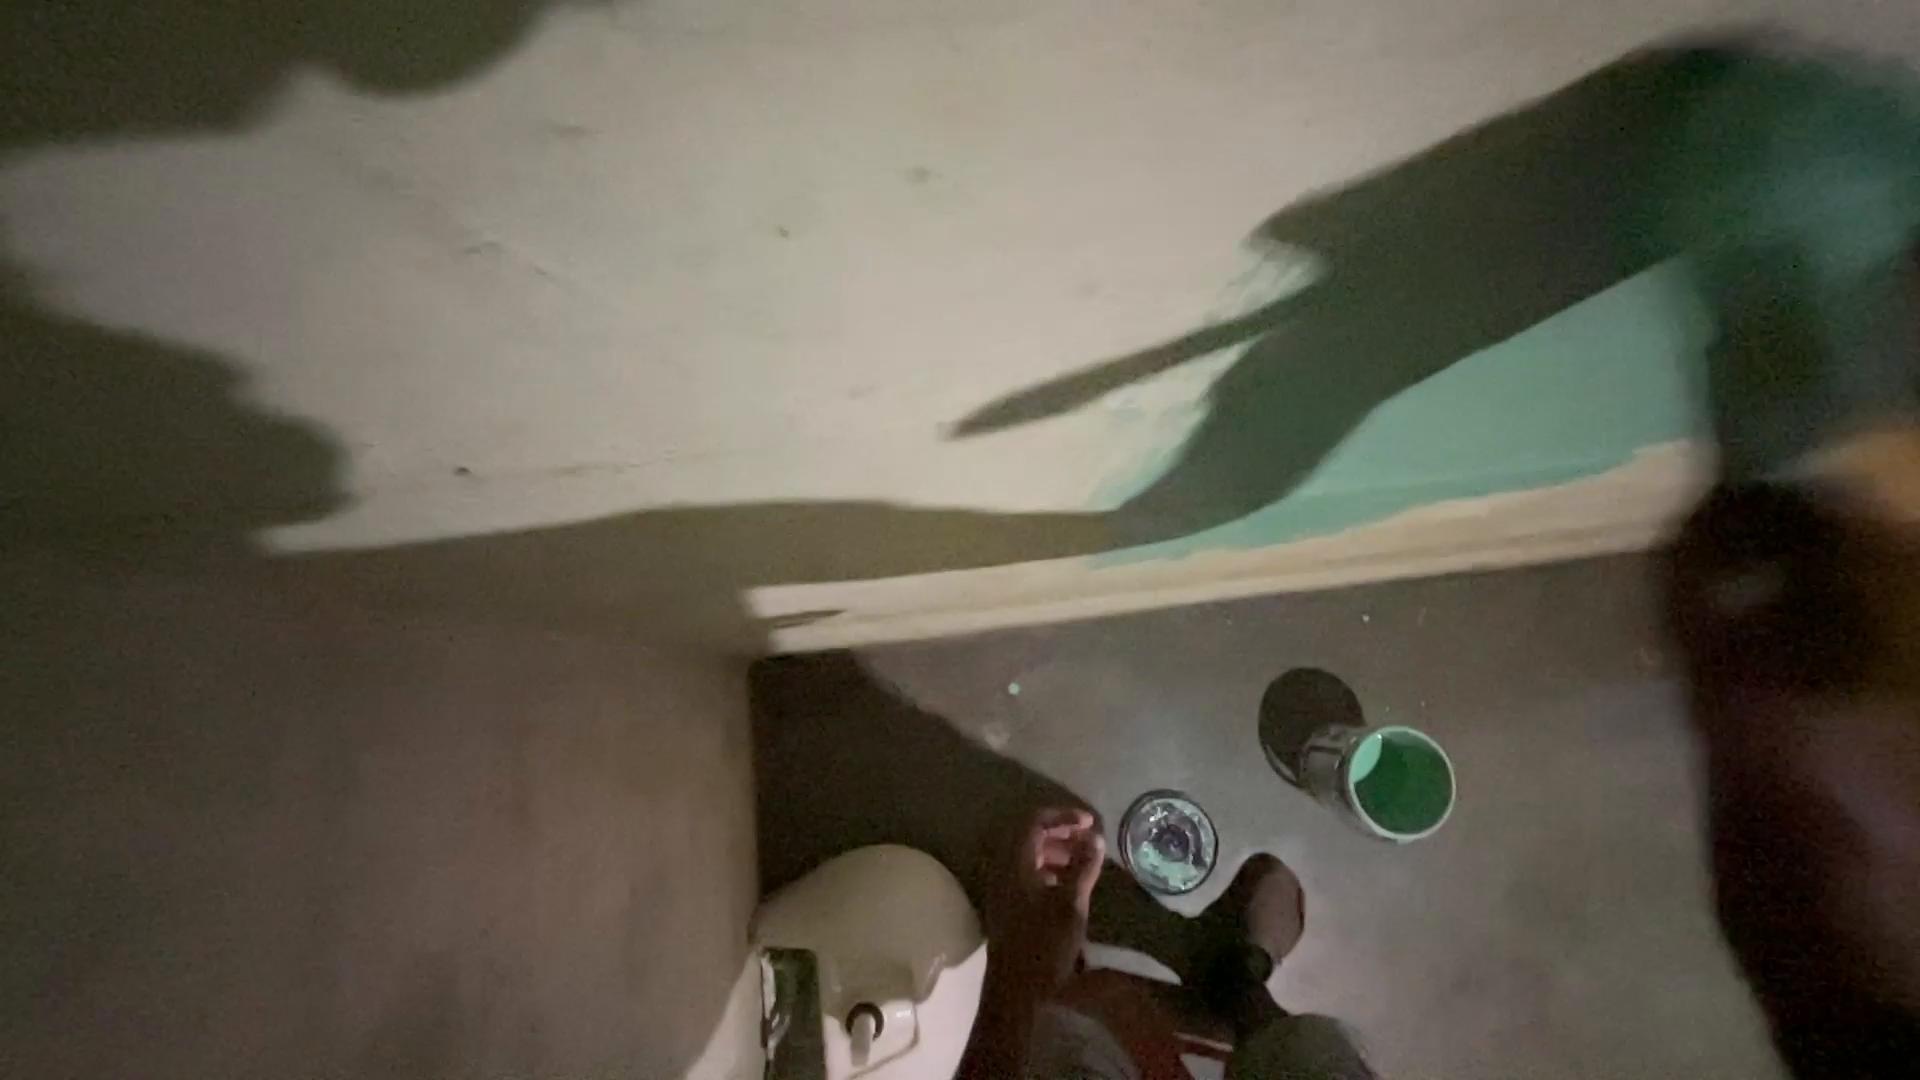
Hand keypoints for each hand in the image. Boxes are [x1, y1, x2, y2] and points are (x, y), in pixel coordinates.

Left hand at [982, 806, 1105, 996]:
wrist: (1015, 992)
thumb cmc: (1044, 945)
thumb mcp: (1072, 904)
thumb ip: (1084, 867)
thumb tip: (1095, 838)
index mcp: (1015, 861)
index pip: (1035, 820)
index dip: (1063, 815)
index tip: (1090, 823)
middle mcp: (1003, 867)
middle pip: (1030, 834)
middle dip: (1061, 832)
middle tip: (1088, 840)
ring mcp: (1001, 886)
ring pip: (1028, 855)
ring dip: (1055, 851)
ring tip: (1082, 862)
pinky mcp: (1006, 903)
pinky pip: (1025, 872)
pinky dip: (1047, 869)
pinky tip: (1067, 885)